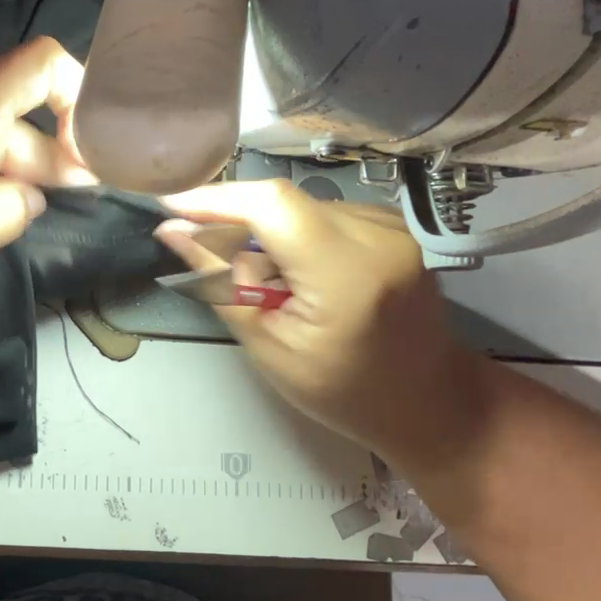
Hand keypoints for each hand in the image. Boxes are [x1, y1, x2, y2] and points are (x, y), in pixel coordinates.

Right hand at [155, 180, 480, 453]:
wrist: (433, 402)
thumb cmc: (344, 390)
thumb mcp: (269, 343)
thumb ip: (221, 280)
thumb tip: (172, 229)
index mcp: (346, 272)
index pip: (270, 205)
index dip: (215, 198)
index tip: (168, 203)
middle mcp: (376, 233)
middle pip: (281, 202)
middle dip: (235, 221)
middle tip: (207, 255)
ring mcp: (392, 224)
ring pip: (299, 206)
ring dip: (266, 230)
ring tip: (267, 281)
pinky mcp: (393, 224)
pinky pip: (322, 213)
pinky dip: (294, 234)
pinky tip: (298, 274)